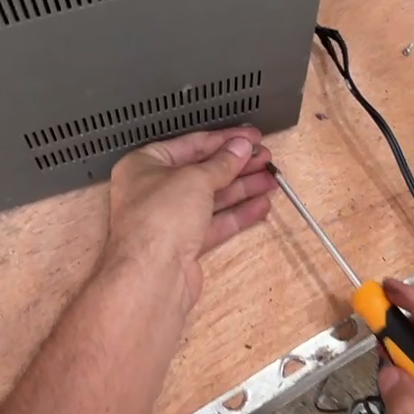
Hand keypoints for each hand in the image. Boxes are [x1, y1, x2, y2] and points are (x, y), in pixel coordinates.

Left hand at [99, 127, 275, 312]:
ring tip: (270, 179)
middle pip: (202, 172)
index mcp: (143, 166)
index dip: (222, 139)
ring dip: (242, 188)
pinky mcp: (184, 245)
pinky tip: (260, 206)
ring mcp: (168, 220)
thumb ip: (221, 163)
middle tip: (264, 157)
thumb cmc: (158, 219)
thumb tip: (239, 147)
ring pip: (211, 198)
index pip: (189, 145)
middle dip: (236, 165)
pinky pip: (214, 223)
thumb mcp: (195, 179)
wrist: (151, 276)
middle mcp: (152, 191)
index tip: (248, 137)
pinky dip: (238, 214)